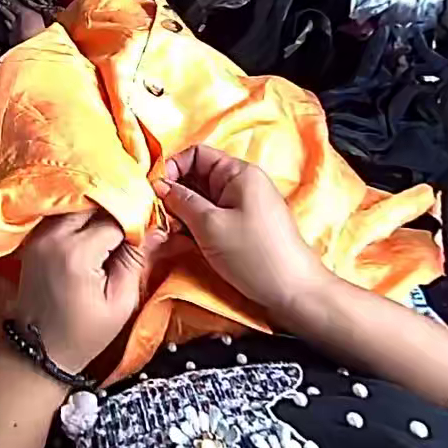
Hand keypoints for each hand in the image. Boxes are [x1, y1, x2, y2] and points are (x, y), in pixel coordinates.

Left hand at [12, 211, 158, 374]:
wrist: (37, 353)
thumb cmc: (83, 334)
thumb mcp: (120, 302)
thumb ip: (136, 260)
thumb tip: (156, 228)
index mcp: (76, 252)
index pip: (115, 218)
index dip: (137, 222)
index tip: (152, 228)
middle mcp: (53, 236)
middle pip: (93, 202)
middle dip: (117, 207)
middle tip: (137, 221)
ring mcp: (39, 235)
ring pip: (77, 204)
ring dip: (99, 209)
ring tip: (118, 224)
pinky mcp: (33, 239)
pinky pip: (62, 214)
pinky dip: (81, 215)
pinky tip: (96, 228)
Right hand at [155, 146, 327, 311]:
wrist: (294, 293)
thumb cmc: (254, 254)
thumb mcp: (209, 225)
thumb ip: (181, 201)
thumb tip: (158, 185)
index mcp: (238, 172)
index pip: (196, 154)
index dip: (172, 167)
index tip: (153, 190)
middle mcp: (241, 183)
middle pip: (197, 176)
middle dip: (174, 192)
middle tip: (156, 215)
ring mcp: (243, 205)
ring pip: (202, 198)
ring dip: (183, 212)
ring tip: (168, 231)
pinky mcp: (242, 226)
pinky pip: (212, 216)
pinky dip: (195, 225)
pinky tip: (184, 241)